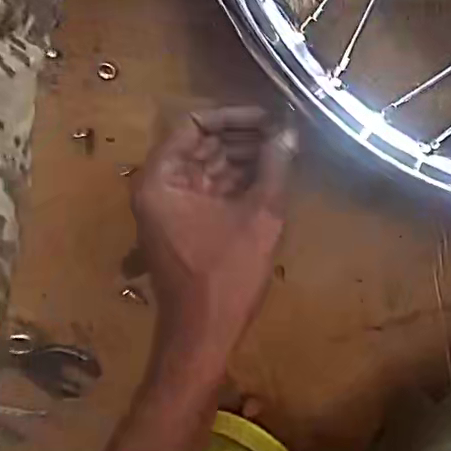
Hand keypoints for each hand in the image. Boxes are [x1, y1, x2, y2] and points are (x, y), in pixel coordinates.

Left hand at [133, 106, 297, 342]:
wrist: (204, 334)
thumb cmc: (226, 273)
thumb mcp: (260, 214)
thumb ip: (276, 166)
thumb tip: (290, 132)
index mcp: (162, 180)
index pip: (192, 125)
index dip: (232, 116)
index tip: (268, 117)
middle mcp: (160, 188)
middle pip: (200, 144)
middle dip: (242, 135)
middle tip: (283, 131)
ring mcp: (172, 208)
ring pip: (209, 166)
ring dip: (244, 157)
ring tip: (283, 150)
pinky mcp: (188, 226)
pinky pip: (213, 189)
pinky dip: (240, 180)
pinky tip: (272, 175)